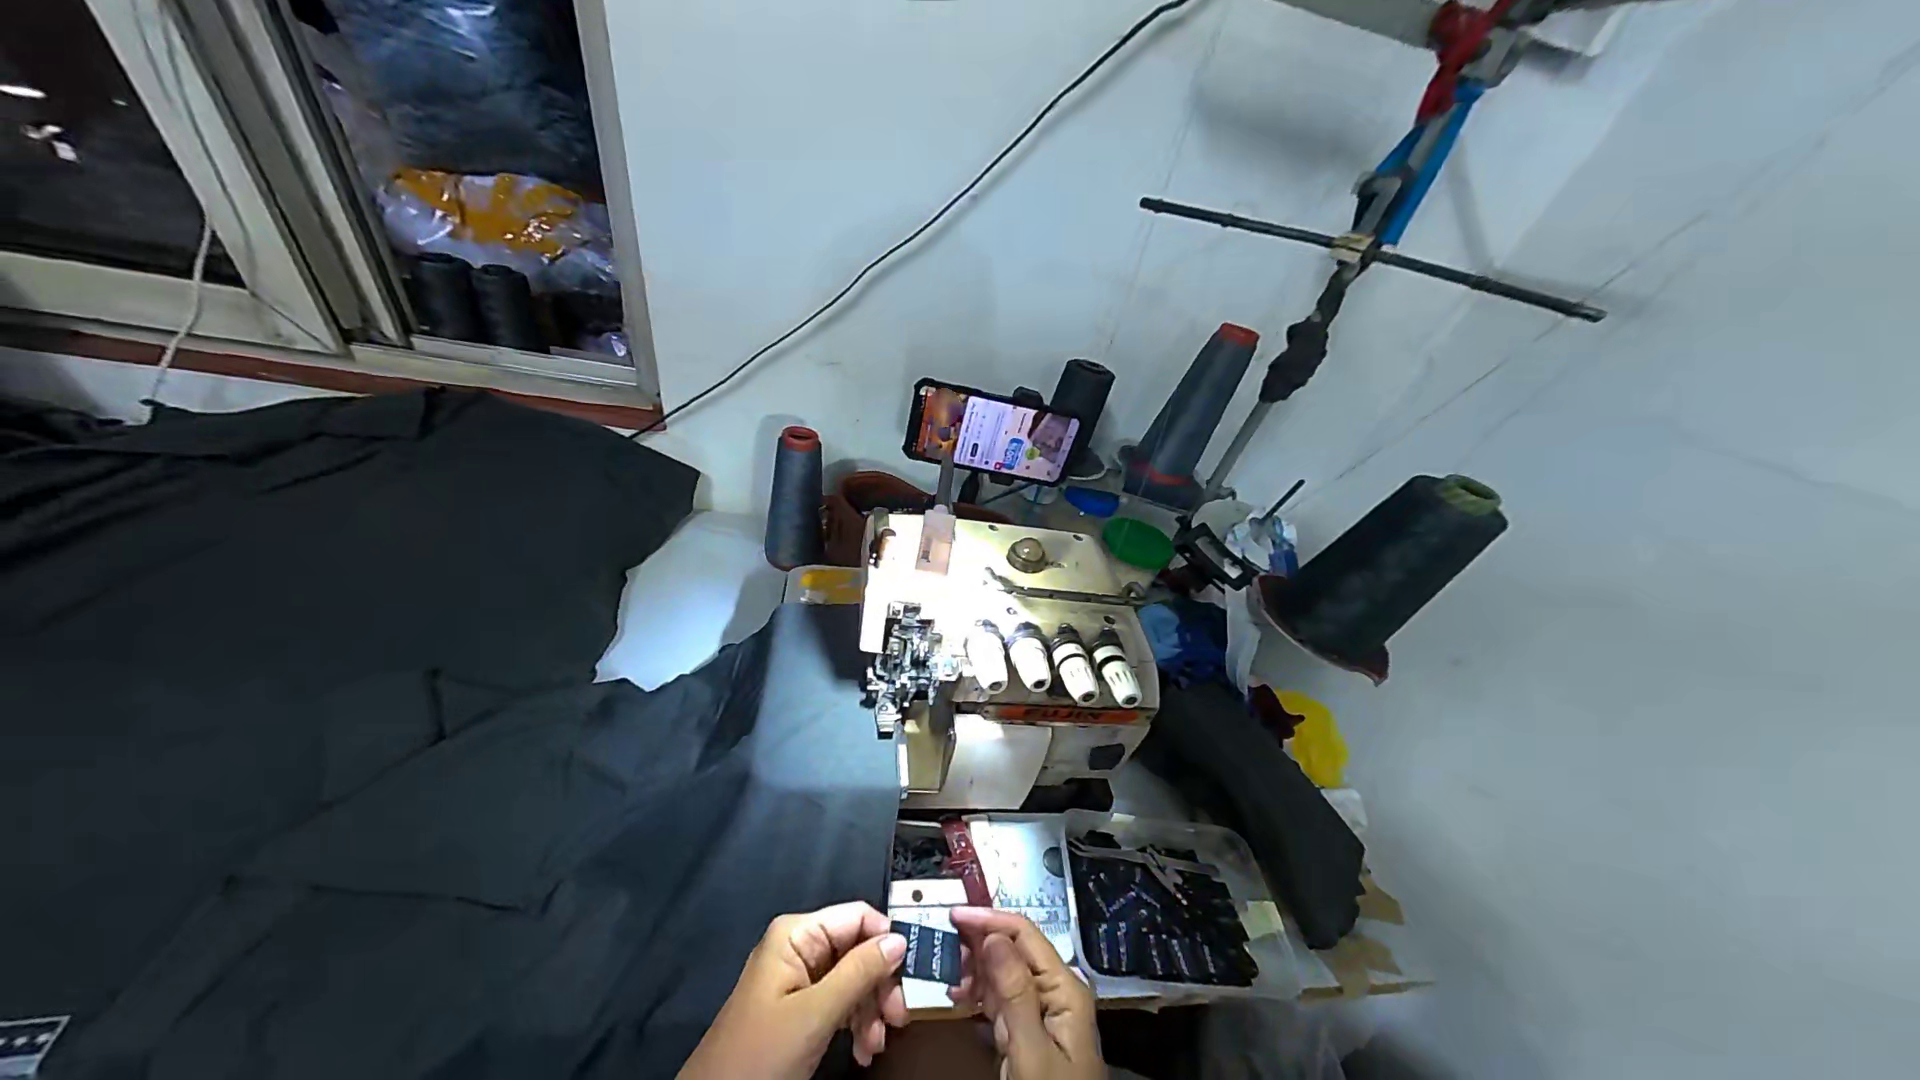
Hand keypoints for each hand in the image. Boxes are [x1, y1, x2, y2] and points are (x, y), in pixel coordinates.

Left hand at [678, 902, 908, 1078]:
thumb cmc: (759, 1054)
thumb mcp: (815, 1013)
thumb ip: (859, 973)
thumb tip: (899, 939)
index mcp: (797, 934)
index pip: (857, 917)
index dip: (886, 942)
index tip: (909, 977)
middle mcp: (799, 947)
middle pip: (858, 949)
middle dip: (880, 985)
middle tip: (896, 1019)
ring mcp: (798, 977)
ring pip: (854, 978)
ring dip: (871, 1010)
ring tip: (874, 1044)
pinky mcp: (799, 1006)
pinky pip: (840, 1001)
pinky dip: (856, 1023)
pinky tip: (862, 1048)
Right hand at [948, 908, 1102, 1079]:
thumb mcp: (1031, 1051)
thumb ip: (1014, 991)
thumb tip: (992, 935)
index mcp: (1065, 987)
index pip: (1025, 934)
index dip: (989, 919)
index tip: (952, 915)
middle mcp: (1056, 991)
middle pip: (1014, 949)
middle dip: (978, 942)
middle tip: (943, 944)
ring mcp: (1042, 1011)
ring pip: (1004, 972)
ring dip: (975, 967)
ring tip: (947, 971)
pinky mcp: (1029, 1031)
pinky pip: (1001, 998)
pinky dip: (979, 992)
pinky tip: (959, 995)